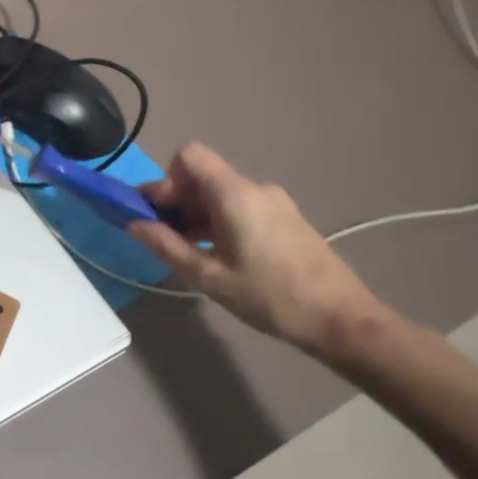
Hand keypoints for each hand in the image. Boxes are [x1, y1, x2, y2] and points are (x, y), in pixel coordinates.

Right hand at [128, 144, 392, 357]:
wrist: (345, 322)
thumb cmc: (271, 297)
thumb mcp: (208, 276)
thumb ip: (166, 246)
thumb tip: (132, 223)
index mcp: (235, 194)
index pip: (189, 156)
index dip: (166, 179)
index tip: (158, 213)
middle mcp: (255, 189)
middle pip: (202, 177)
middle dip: (176, 201)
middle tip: (165, 237)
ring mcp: (276, 203)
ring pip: (220, 194)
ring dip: (197, 214)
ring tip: (191, 252)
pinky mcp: (287, 220)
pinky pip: (241, 207)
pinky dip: (220, 221)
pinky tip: (221, 256)